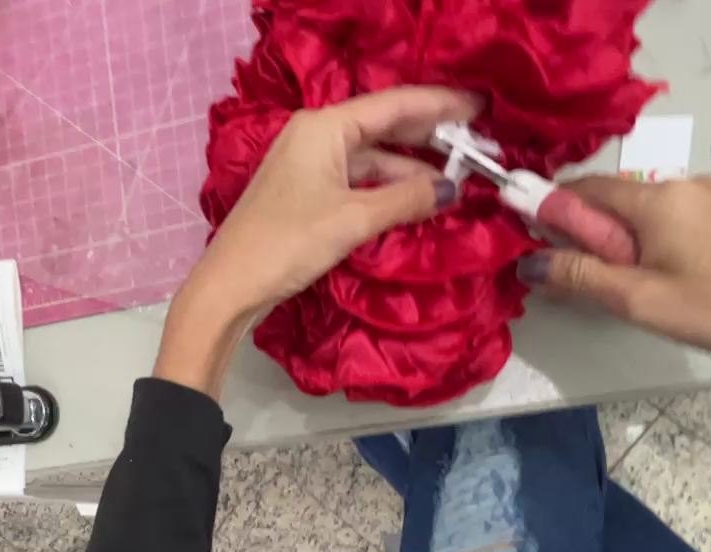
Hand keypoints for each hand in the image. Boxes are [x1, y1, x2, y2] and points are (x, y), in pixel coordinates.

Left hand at [157, 86, 478, 396]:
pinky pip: (356, 185)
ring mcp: (308, 169)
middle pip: (384, 130)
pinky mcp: (304, 198)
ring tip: (454, 183)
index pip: (394, 106)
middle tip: (477, 148)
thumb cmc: (286, 245)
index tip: (481, 111)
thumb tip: (452, 190)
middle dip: (429, 141)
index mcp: (324, 127)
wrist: (229, 287)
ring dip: (409, 174)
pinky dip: (385, 193)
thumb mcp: (351, 220)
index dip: (441, 108)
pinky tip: (413, 204)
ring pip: (371, 162)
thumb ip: (405, 200)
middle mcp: (315, 138)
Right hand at [517, 175, 710, 365]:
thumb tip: (529, 264)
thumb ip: (582, 278)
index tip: (529, 247)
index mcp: (657, 200)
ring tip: (631, 295)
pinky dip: (652, 246)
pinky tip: (668, 284)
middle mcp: (685, 185)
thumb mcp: (642, 301)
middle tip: (583, 289)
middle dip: (586, 239)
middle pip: (613, 203)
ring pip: (645, 216)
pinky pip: (675, 223)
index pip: (582, 191)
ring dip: (620, 247)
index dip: (548, 214)